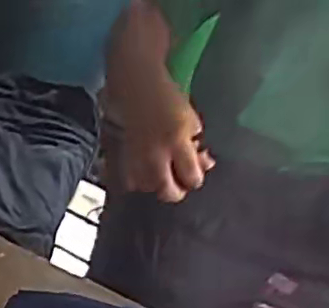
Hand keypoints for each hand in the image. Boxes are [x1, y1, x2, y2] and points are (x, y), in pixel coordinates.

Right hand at [108, 75, 213, 201]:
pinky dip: (142, 181)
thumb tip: (204, 165)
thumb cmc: (168, 102)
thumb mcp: (191, 120)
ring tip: (164, 170)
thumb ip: (196, 146)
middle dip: (177, 191)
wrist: (138, 94)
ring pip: (150, 189)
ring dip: (159, 184)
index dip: (196, 178)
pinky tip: (147, 170)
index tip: (196, 174)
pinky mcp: (124, 164)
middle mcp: (155, 157)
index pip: (190, 176)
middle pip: (167, 192)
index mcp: (176, 141)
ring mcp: (137, 163)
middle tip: (181, 183)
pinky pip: (134, 184)